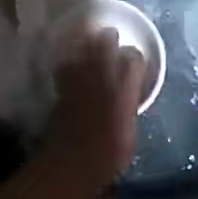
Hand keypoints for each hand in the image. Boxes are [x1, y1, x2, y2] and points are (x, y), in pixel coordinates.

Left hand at [41, 29, 145, 193]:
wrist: (70, 165)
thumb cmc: (107, 158)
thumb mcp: (130, 135)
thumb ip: (129, 109)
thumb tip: (127, 98)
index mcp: (123, 93)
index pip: (133, 61)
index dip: (135, 57)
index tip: (135, 60)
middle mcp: (102, 81)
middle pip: (106, 46)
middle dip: (109, 38)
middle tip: (110, 34)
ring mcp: (80, 82)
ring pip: (83, 50)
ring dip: (87, 40)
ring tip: (89, 33)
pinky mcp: (62, 89)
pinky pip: (65, 64)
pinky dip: (68, 56)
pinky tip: (69, 53)